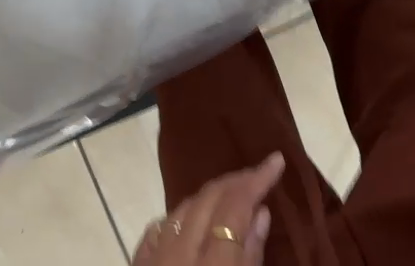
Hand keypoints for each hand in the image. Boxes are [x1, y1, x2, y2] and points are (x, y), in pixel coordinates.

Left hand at [133, 153, 282, 264]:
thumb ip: (250, 256)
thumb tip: (260, 212)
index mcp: (211, 262)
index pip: (236, 205)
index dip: (258, 178)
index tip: (277, 160)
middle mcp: (179, 252)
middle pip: (208, 199)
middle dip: (236, 180)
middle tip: (260, 175)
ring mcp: (153, 257)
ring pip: (182, 208)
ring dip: (209, 196)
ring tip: (231, 195)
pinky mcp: (137, 264)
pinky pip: (156, 231)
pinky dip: (177, 218)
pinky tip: (189, 220)